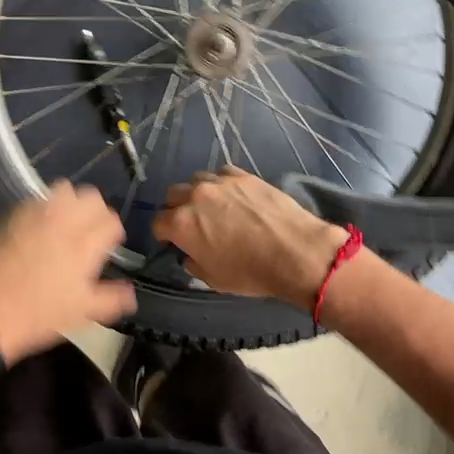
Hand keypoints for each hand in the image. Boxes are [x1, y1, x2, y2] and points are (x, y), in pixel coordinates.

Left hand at [0, 180, 137, 362]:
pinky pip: (35, 199)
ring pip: (63, 189)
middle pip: (91, 196)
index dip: (114, 232)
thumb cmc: (37, 314)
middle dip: (95, 210)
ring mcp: (35, 213)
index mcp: (83, 243)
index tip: (109, 245)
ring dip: (70, 203)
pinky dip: (44, 208)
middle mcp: (62, 219)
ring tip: (64, 223)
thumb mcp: (81, 314)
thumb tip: (131, 293)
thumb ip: (111, 299)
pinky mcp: (11, 213)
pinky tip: (38, 227)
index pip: (111, 220)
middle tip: (89, 231)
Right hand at [152, 165, 349, 310]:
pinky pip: (221, 174)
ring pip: (196, 180)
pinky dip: (222, 184)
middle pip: (173, 195)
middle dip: (177, 209)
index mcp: (181, 224)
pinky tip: (234, 196)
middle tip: (193, 224)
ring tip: (214, 207)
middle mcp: (195, 196)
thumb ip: (193, 262)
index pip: (158, 222)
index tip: (174, 242)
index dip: (165, 234)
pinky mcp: (242, 174)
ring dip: (198, 193)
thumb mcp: (213, 280)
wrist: (295, 251)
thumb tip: (190, 253)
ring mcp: (219, 181)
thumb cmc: (252, 272)